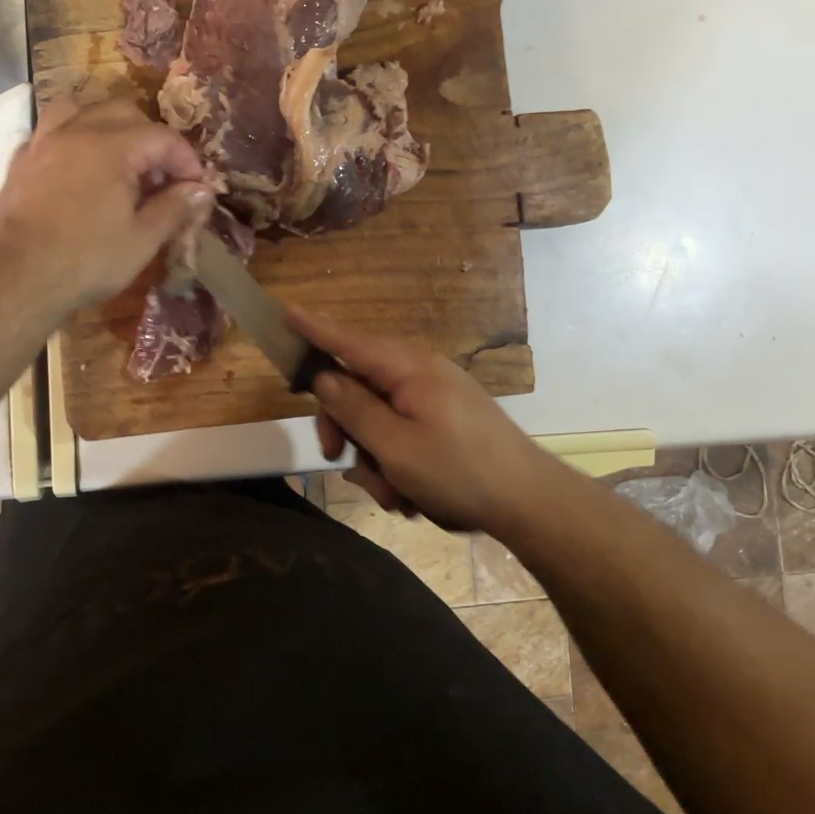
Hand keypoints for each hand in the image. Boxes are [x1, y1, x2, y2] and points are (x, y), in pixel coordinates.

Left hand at [0, 100, 212, 311]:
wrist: (18, 278)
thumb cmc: (87, 260)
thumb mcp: (142, 240)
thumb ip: (174, 208)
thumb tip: (201, 190)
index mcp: (111, 146)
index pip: (161, 136)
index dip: (185, 159)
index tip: (195, 186)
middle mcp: (76, 132)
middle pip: (123, 112)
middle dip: (150, 139)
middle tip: (160, 177)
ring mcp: (42, 143)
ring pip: (80, 109)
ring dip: (107, 125)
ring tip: (118, 158)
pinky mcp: (20, 162)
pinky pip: (50, 132)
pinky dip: (72, 139)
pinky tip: (79, 169)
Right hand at [293, 308, 549, 538]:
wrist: (530, 503)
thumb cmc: (459, 472)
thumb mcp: (395, 446)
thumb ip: (353, 409)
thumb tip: (323, 377)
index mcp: (408, 369)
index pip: (349, 341)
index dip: (314, 329)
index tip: (284, 310)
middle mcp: (420, 374)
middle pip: (358, 388)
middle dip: (344, 428)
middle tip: (336, 459)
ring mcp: (435, 398)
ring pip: (378, 419)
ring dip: (373, 458)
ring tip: (393, 496)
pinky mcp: (446, 422)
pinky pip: (402, 435)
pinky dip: (397, 464)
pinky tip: (410, 495)